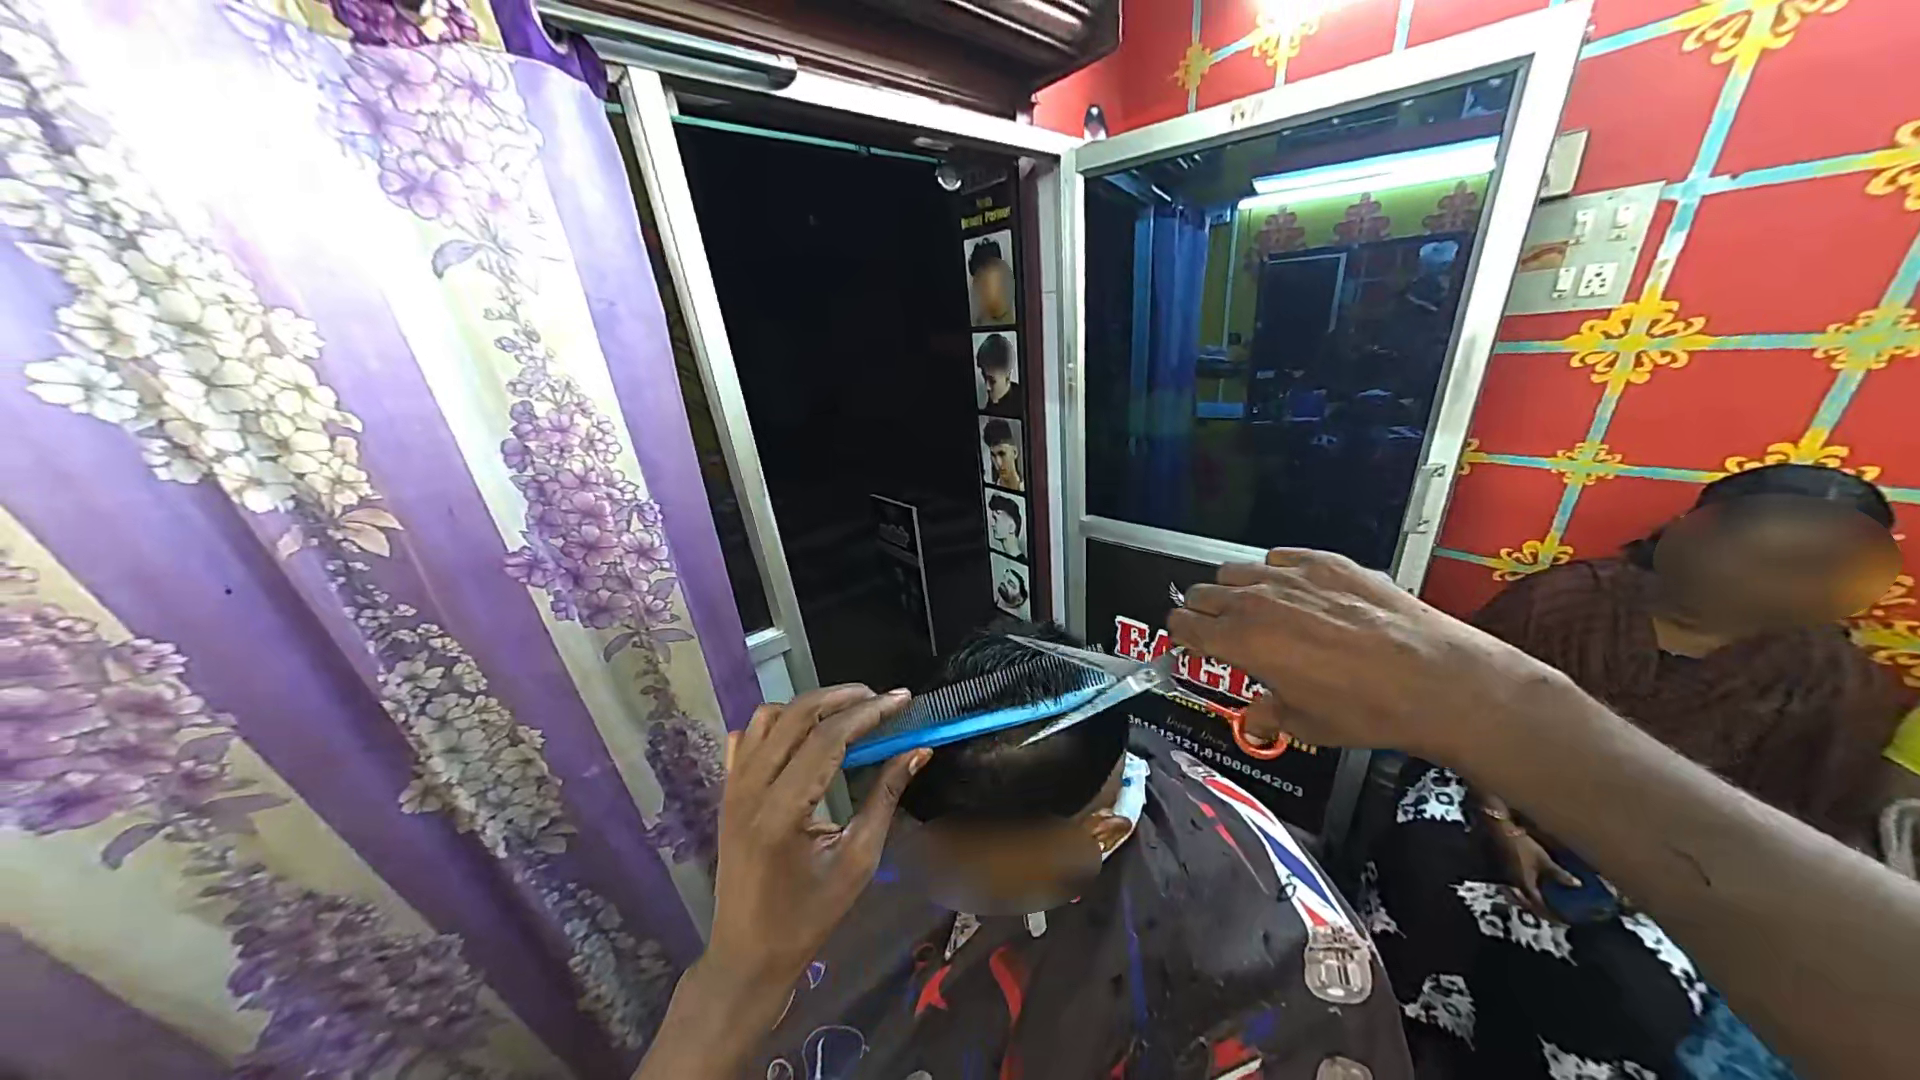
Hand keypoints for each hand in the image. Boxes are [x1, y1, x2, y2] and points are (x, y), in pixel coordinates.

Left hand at [702, 685, 929, 997]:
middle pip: (797, 715)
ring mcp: (732, 787)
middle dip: (843, 697)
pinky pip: (748, 737)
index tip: (902, 699)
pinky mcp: (727, 791)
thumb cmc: (807, 917)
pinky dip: (778, 722)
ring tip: (847, 714)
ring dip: (811, 706)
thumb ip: (885, 797)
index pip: (828, 738)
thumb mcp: (857, 861)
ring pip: (768, 717)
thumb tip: (917, 751)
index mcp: (781, 812)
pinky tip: (804, 734)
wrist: (747, 955)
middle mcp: (750, 789)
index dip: (869, 712)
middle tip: (880, 699)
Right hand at [1165, 549, 1563, 762]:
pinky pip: (1280, 556)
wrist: (1438, 681)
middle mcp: (1255, 601)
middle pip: (1201, 593)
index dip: (1182, 636)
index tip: (1190, 642)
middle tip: (1220, 629)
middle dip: (1202, 612)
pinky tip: (1296, 591)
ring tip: (1256, 608)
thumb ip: (1268, 714)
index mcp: (1240, 642)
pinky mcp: (1325, 562)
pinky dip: (1276, 571)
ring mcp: (1290, 576)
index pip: (1183, 625)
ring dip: (1234, 588)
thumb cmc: (1370, 708)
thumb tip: (1259, 717)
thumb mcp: (1305, 724)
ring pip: (1234, 569)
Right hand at [1493, 826, 1581, 917]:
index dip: (1551, 914)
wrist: (1498, 831)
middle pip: (1525, 902)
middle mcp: (1513, 884)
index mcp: (1525, 885)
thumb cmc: (1522, 846)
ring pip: (1516, 894)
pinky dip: (1520, 889)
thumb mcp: (1543, 859)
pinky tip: (1524, 884)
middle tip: (1549, 913)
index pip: (1539, 906)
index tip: (1561, 921)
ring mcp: (1504, 876)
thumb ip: (1559, 874)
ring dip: (1526, 900)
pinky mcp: (1499, 868)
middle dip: (1537, 910)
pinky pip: (1511, 884)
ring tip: (1535, 900)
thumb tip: (1579, 886)